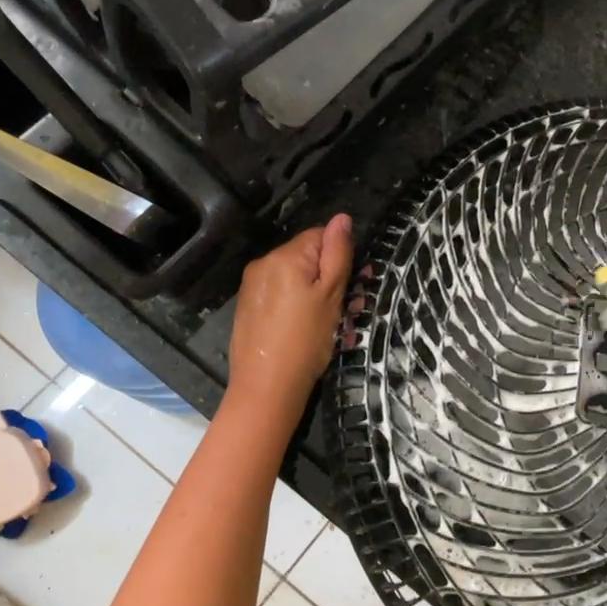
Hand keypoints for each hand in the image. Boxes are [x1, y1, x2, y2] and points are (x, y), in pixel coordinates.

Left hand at [227, 215, 353, 414]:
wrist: (267, 387)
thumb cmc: (306, 340)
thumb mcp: (331, 295)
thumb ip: (337, 253)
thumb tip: (342, 218)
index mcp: (284, 257)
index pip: (321, 237)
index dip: (341, 259)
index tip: (356, 285)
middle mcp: (264, 264)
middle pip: (308, 260)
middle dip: (333, 281)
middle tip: (352, 311)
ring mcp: (254, 287)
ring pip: (298, 281)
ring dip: (320, 297)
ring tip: (336, 327)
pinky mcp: (250, 308)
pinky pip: (283, 297)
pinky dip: (301, 309)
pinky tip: (313, 333)